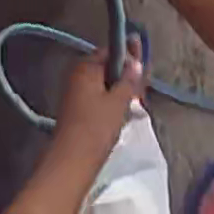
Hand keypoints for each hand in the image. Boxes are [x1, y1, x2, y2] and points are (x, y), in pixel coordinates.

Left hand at [51, 39, 145, 157]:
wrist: (71, 162)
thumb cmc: (95, 128)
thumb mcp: (118, 103)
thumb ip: (128, 80)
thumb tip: (136, 61)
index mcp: (86, 66)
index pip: (110, 52)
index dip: (128, 60)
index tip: (141, 74)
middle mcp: (77, 73)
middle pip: (106, 69)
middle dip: (124, 79)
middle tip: (140, 93)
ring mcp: (74, 91)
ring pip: (102, 85)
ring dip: (118, 92)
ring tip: (133, 105)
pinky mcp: (75, 109)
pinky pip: (96, 97)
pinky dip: (108, 103)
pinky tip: (119, 115)